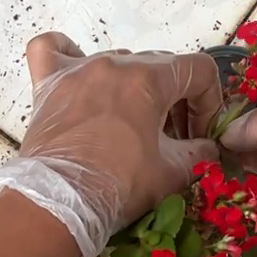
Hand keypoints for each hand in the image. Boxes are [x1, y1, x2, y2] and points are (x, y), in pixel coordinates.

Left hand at [0, 33, 223, 256]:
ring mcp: (76, 71)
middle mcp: (113, 64)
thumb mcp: (171, 175)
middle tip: (169, 142)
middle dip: (173, 104)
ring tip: (130, 127)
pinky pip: (52, 51)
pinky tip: (76, 75)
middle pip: (158, 69)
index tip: (198, 136)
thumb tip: (208, 147)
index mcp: (148, 79)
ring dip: (132, 91)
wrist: (59, 206)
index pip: (198, 71)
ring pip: (116, 65)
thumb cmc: (118, 188)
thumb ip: (199, 154)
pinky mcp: (47, 86)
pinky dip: (67, 57)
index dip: (209, 103)